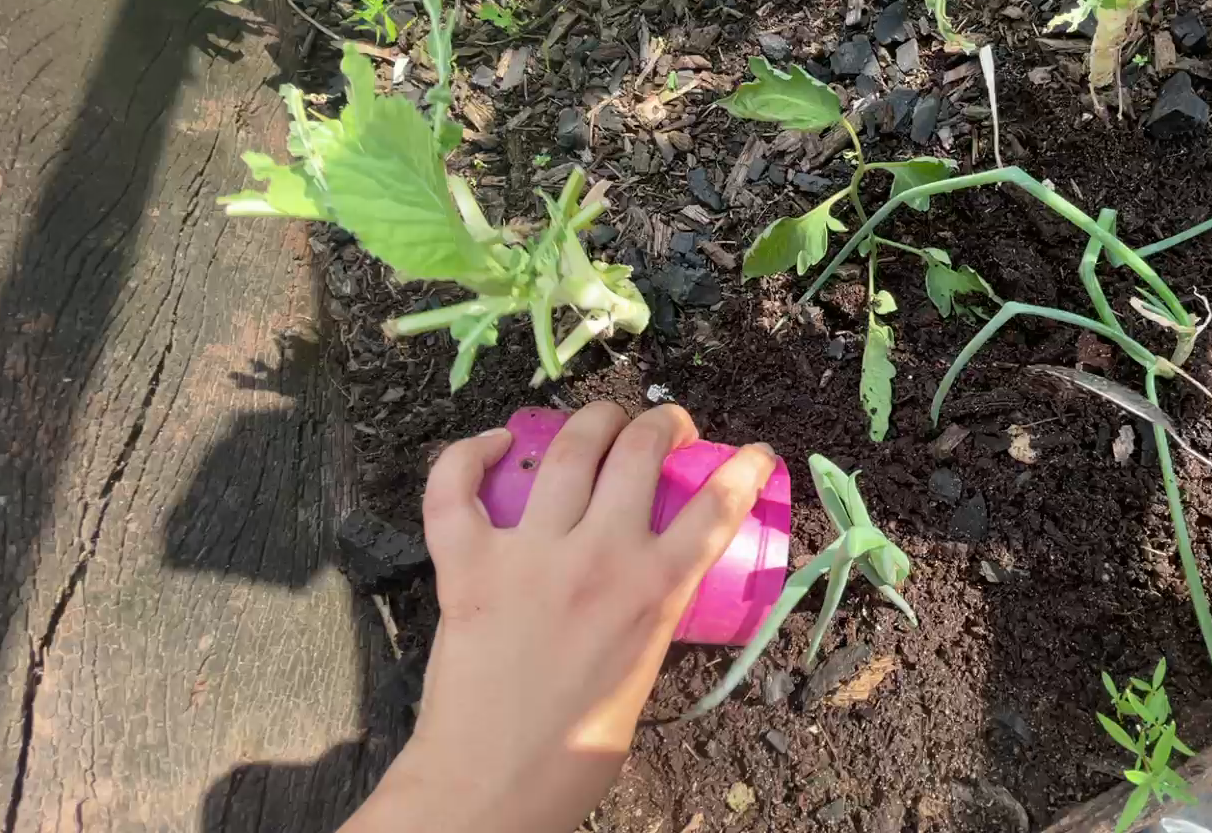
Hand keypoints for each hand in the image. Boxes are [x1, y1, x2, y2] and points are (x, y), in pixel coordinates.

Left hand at [343, 403, 777, 832]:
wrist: (487, 791)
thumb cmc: (582, 743)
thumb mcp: (651, 662)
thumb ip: (658, 604)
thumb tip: (661, 565)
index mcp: (655, 588)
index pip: (719, 503)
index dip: (748, 465)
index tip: (755, 452)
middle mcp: (599, 556)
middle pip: (642, 449)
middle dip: (666, 421)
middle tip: (668, 429)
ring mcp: (530, 554)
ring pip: (570, 449)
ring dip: (596, 420)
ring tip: (606, 423)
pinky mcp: (468, 567)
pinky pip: (456, 491)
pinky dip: (470, 455)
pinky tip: (500, 443)